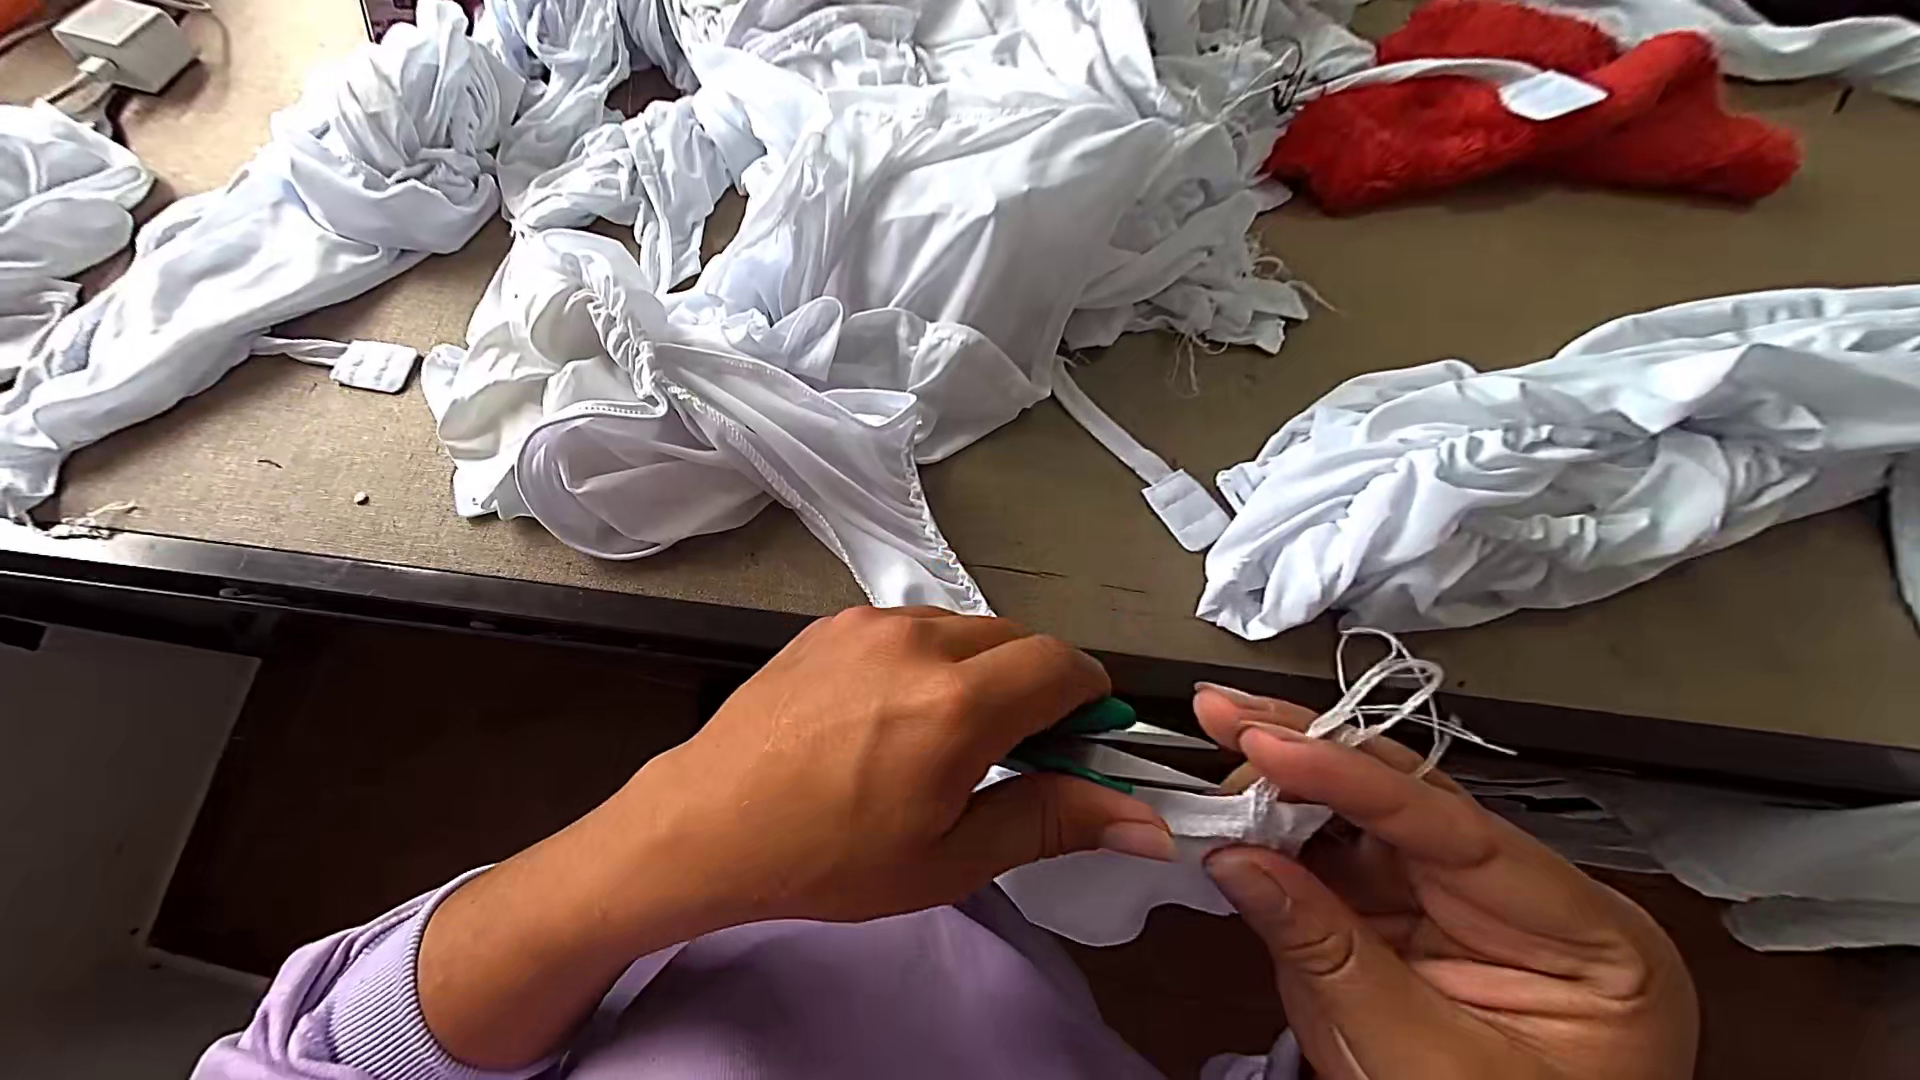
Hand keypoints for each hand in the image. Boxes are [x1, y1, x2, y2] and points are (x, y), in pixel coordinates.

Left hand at [635, 605, 1174, 923]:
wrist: (706, 821)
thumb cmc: (827, 857)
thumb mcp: (949, 858)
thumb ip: (1051, 821)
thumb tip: (1141, 822)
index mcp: (956, 704)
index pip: (1063, 665)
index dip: (1089, 694)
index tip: (1085, 729)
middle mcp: (920, 640)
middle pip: (1021, 639)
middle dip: (1038, 683)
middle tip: (1018, 741)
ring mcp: (873, 621)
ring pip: (969, 627)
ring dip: (985, 666)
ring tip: (950, 725)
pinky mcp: (838, 618)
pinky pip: (916, 623)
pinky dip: (934, 654)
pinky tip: (897, 703)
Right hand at [1194, 686, 1697, 1079]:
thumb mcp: (1416, 1063)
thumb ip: (1325, 952)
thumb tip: (1236, 859)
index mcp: (1583, 932)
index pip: (1449, 824)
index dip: (1346, 775)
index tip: (1267, 744)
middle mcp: (1507, 884)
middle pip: (1395, 788)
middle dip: (1302, 746)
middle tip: (1227, 713)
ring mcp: (1441, 881)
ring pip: (1348, 797)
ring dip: (1276, 774)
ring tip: (1218, 747)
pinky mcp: (1384, 887)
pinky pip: (1319, 834)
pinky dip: (1269, 815)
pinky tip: (1233, 796)